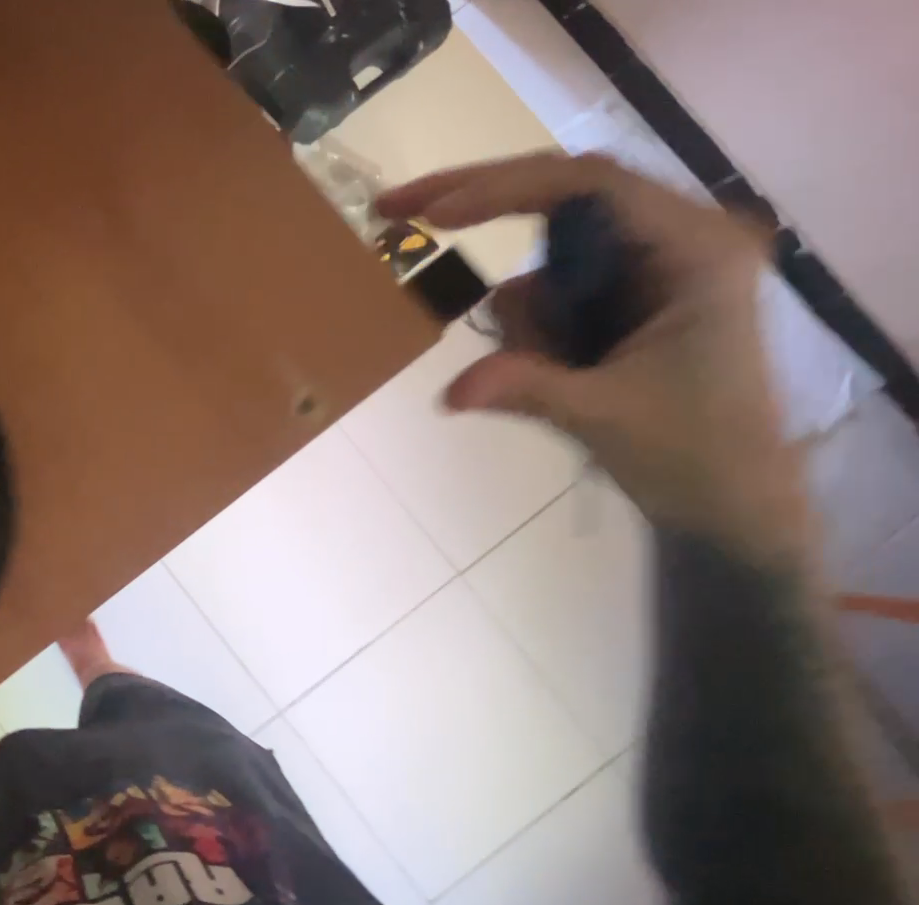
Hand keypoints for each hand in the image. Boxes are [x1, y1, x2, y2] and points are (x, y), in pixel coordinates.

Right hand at [377, 152, 810, 564]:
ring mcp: (647, 267)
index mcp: (692, 248)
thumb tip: (450, 391)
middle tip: (399, 210)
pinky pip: (550, 293)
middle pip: (560, 195)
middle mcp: (674, 238)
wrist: (726, 497)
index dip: (502, 187)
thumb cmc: (691, 451)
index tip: (430, 213)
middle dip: (482, 203)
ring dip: (525, 315)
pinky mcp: (624, 298)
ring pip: (548, 257)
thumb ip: (527, 389)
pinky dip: (527, 329)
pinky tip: (559, 373)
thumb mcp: (603, 415)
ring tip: (559, 376)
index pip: (586, 186)